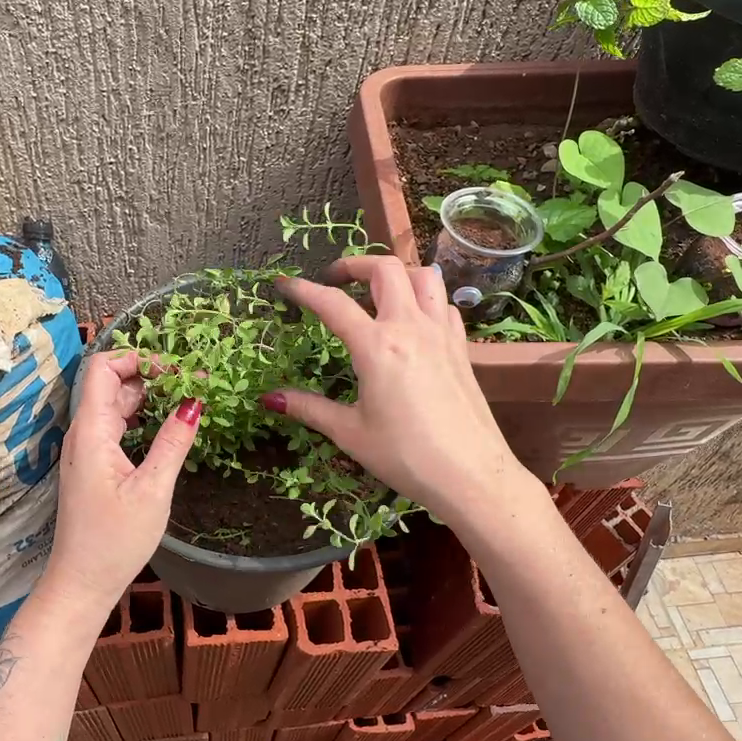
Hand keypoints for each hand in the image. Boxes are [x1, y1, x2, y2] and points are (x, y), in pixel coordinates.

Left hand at [42, 350, 200, 610]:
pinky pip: (117, 428)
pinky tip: (168, 427)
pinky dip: (142, 419)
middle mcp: (83, 434)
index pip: (103, 369)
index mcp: (91, 431)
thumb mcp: (153, 489)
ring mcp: (86, 450)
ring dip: (148, 397)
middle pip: (111, 384)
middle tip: (193, 382)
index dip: (137, 358)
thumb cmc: (115, 540)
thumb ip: (173, 441)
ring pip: (115, 406)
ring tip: (187, 399)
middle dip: (150, 375)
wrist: (81, 583)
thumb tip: (194, 401)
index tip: (176, 368)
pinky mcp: (93, 467)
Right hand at [267, 256, 533, 520]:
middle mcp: (411, 328)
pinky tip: (412, 320)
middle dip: (354, 265)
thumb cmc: (405, 456)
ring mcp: (442, 334)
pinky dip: (424, 299)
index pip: (333, 304)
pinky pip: (444, 304)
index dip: (303, 291)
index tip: (284, 285)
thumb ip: (309, 408)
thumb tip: (270, 398)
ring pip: (423, 276)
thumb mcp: (350, 433)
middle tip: (333, 281)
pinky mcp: (462, 348)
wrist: (471, 475)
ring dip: (396, 273)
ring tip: (375, 292)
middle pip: (385, 269)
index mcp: (377, 346)